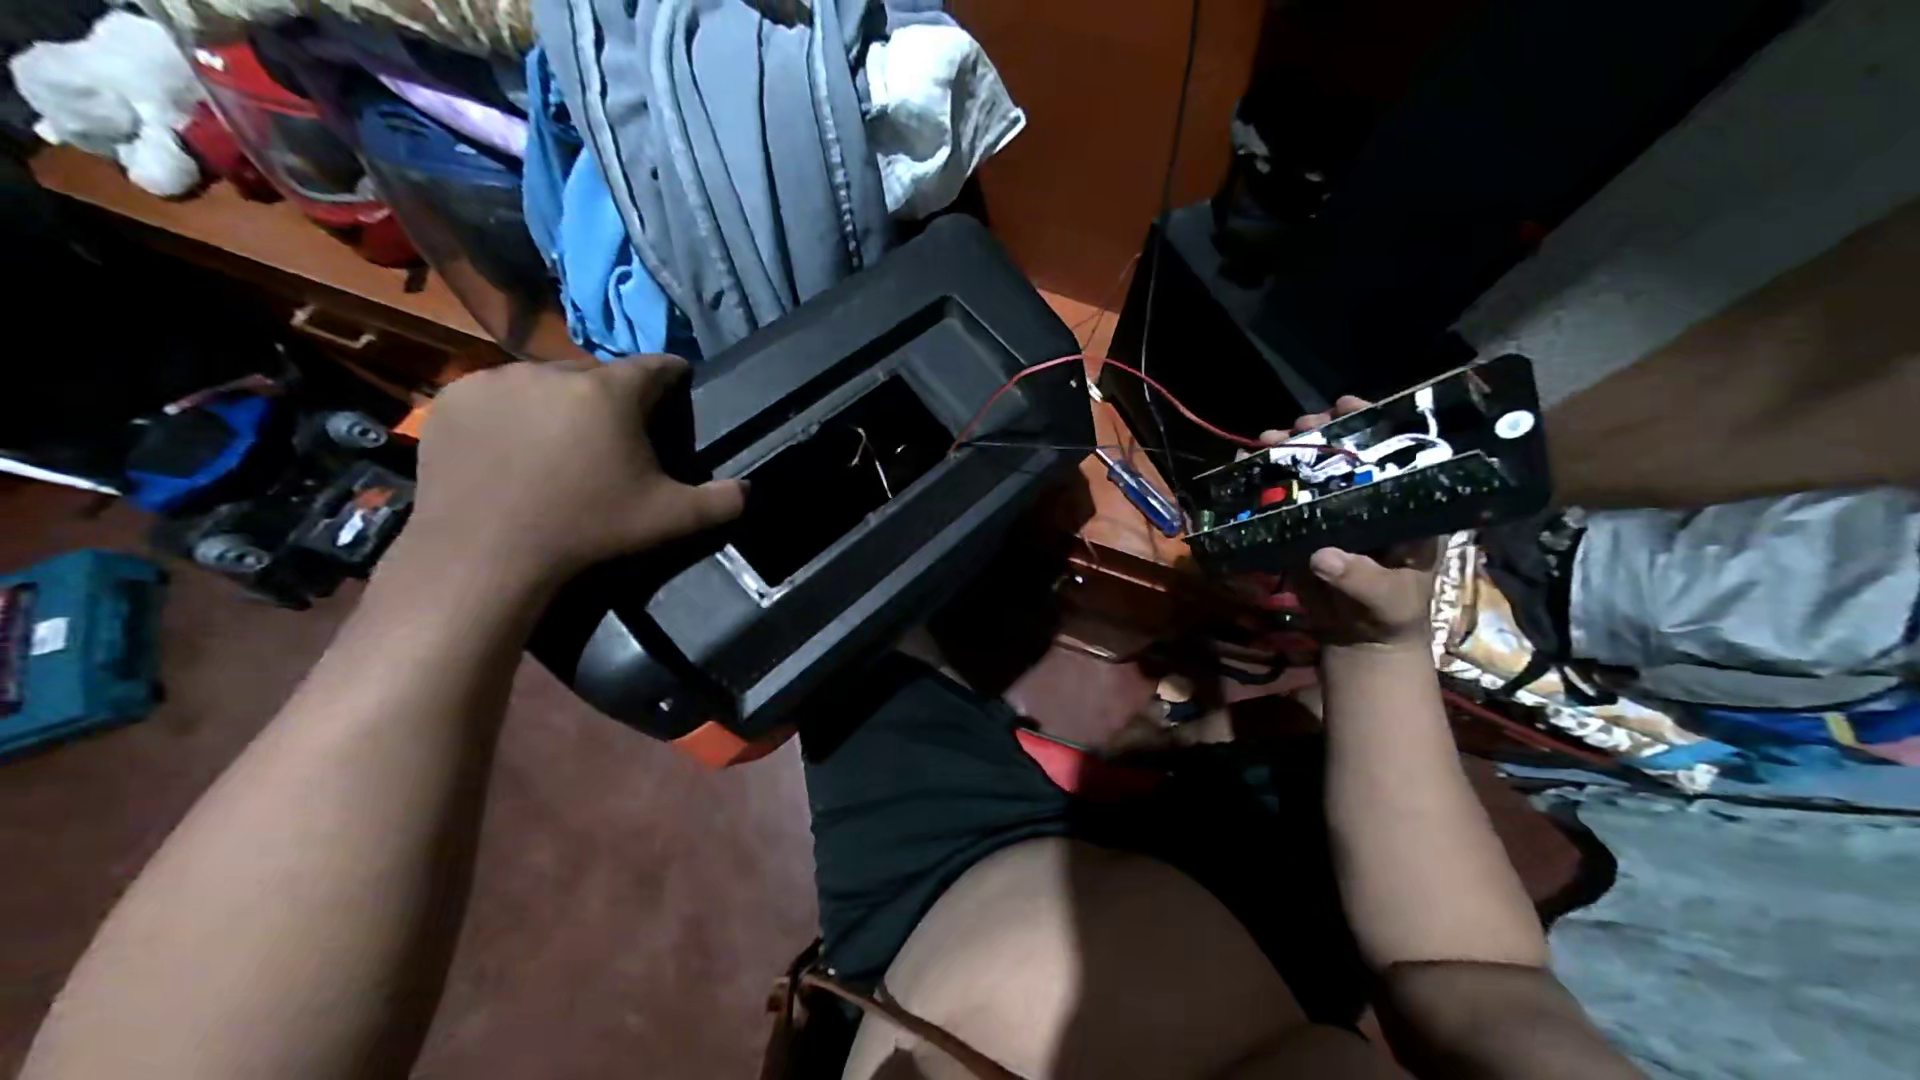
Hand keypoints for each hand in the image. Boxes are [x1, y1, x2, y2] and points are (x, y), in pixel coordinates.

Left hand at [403, 356, 746, 593]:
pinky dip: (511, 412)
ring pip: (545, 380)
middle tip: (613, 438)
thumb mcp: (669, 519)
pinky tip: (511, 449)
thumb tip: (749, 489)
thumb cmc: (587, 529)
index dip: (673, 380)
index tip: (676, 397)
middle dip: (613, 397)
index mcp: (611, 392)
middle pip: (599, 374)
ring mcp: (497, 379)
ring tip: (558, 445)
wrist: (485, 554)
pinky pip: (497, 393)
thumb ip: (721, 501)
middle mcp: (554, 370)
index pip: (657, 366)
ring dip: (560, 402)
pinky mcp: (455, 397)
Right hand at [1261, 396, 1438, 650]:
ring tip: (1268, 441)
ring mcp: (1333, 510)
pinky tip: (1246, 464)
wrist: (1357, 638)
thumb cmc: (1390, 614)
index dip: (1375, 423)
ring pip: (1311, 472)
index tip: (1347, 407)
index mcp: (1404, 506)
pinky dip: (1264, 482)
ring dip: (1288, 453)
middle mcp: (1368, 498)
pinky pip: (1283, 499)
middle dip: (1320, 434)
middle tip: (1299, 427)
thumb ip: (1359, 579)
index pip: (1394, 453)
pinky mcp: (1304, 526)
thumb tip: (1321, 556)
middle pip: (1345, 454)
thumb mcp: (1385, 598)